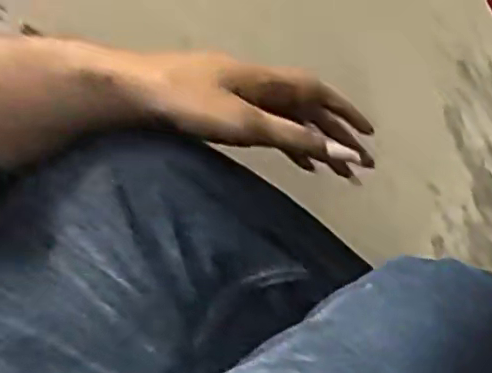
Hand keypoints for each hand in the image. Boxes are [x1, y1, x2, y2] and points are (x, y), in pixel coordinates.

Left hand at [104, 50, 373, 177]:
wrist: (121, 89)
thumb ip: (301, 139)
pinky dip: (295, 145)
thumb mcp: (250, 123)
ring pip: (293, 120)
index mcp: (264, 81)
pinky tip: (304, 163)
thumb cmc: (186, 102)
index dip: (346, 112)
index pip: (317, 92)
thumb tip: (350, 155)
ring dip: (320, 144)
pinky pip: (273, 127)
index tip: (370, 134)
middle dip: (339, 135)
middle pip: (309, 109)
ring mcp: (238, 95)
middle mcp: (255, 84)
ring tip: (341, 171)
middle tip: (364, 163)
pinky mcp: (224, 108)